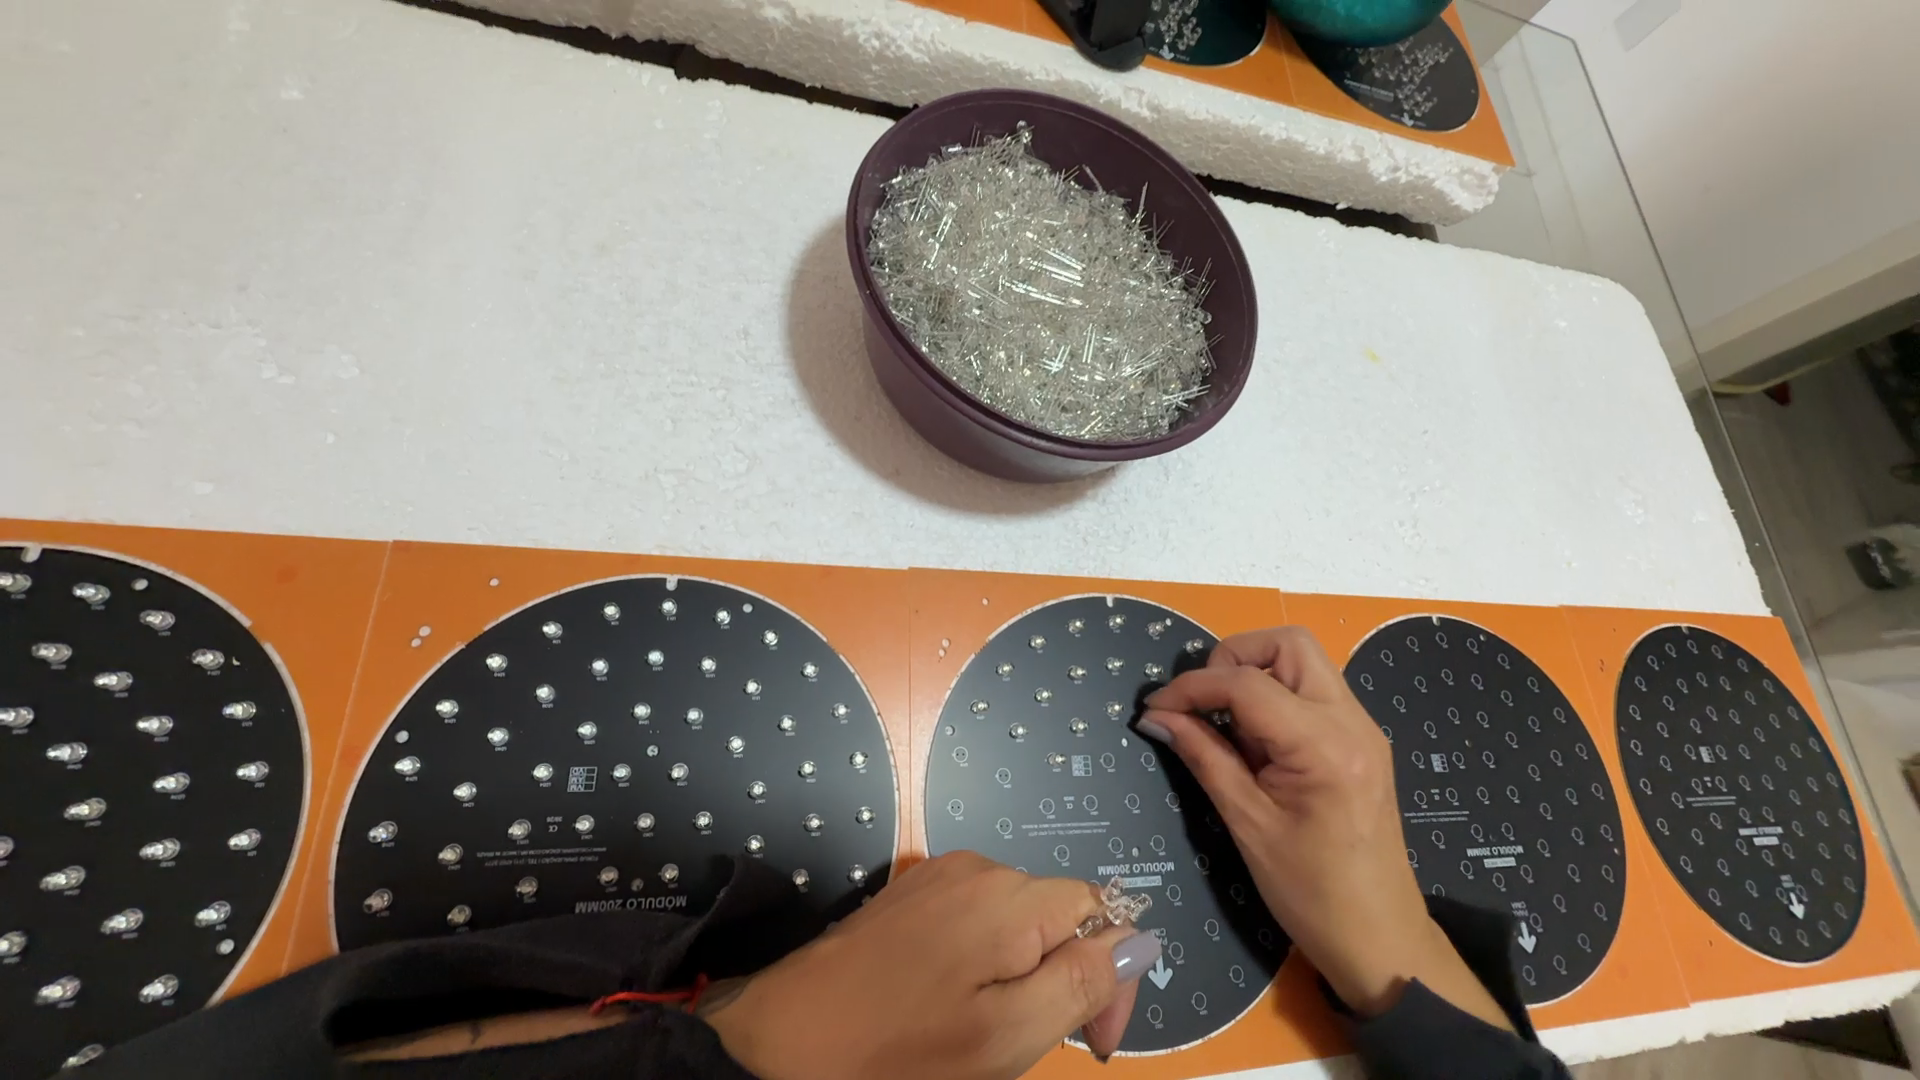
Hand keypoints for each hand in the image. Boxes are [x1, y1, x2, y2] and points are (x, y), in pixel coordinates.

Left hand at [705, 852, 1161, 1079]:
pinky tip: (953, 997)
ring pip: (1018, 915)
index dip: (1110, 971)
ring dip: (1025, 968)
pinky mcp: (913, 889)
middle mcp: (979, 866)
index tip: (1094, 1041)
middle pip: (1057, 910)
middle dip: (1064, 972)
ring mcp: (941, 873)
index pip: (1098, 908)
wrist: (788, 1036)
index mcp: (1009, 896)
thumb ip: (1080, 981)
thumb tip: (1140, 937)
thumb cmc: (903, 1049)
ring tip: (986, 1024)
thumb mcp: (1007, 1035)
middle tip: (1030, 1041)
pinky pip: (976, 913)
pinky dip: (986, 955)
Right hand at [1136, 627, 1510, 1028]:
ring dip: (1254, 672)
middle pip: (1287, 644)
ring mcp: (1361, 726)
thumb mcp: (1244, 822)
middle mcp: (1351, 720)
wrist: (1380, 939)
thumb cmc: (1308, 891)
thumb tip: (1155, 716)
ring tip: (1224, 720)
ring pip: (1301, 659)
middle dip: (1232, 659)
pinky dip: (1273, 693)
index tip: (1155, 708)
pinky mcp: (1359, 738)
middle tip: (1202, 704)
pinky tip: (1252, 737)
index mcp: (1324, 745)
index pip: (1246, 682)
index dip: (1192, 687)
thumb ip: (1202, 754)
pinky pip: (1311, 688)